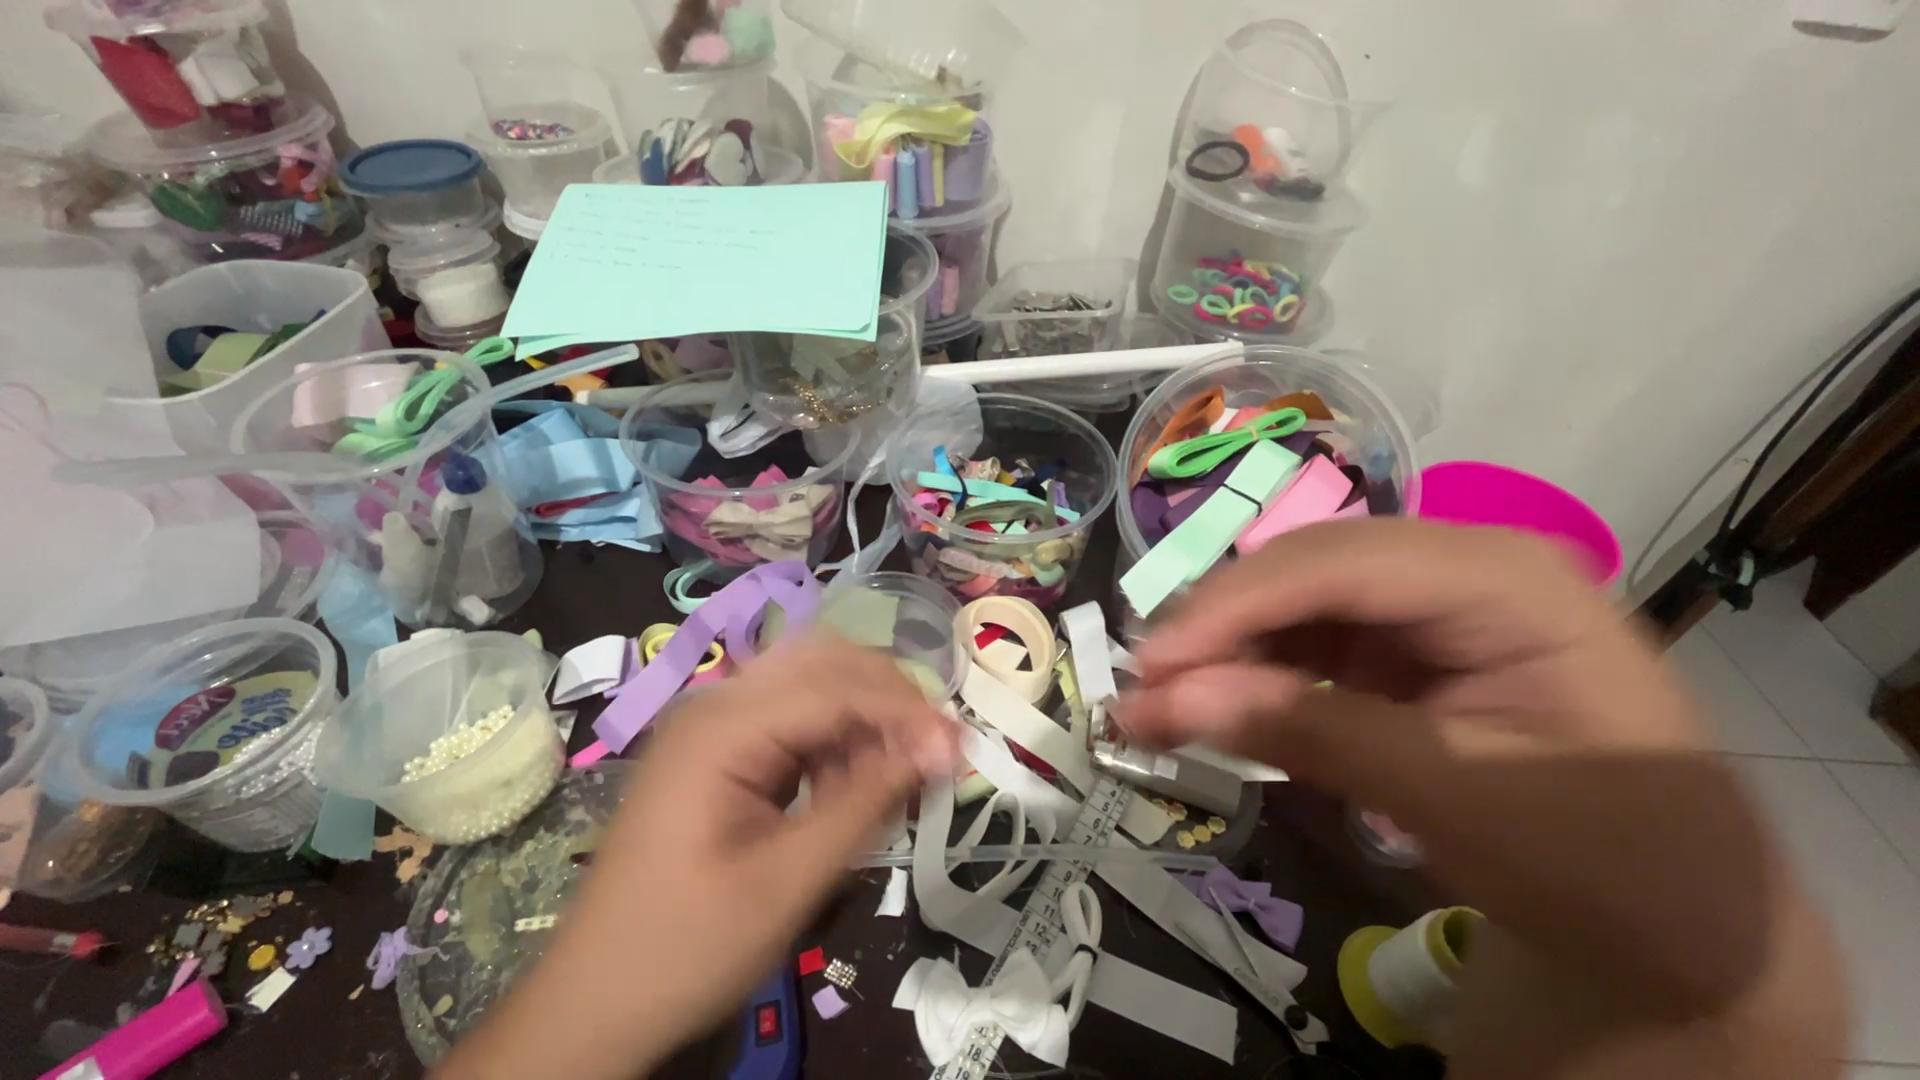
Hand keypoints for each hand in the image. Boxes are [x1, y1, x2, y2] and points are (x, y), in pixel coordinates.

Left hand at [435, 635, 955, 1079]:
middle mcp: (717, 705)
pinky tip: (852, 787)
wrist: (594, 1002)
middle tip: (934, 756)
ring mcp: (714, 726)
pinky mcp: (720, 753)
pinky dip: (834, 743)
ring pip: (812, 686)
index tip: (961, 750)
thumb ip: (866, 802)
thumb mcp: (789, 880)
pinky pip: (792, 721)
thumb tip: (940, 745)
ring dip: (863, 720)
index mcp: (723, 726)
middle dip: (887, 700)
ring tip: (896, 781)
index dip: (907, 712)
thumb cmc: (687, 947)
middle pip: (824, 663)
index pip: (837, 687)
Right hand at [1112, 520, 1786, 1016]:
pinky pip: (1309, 649)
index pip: (1339, 563)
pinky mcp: (1405, 655)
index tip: (1151, 663)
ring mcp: (1431, 612)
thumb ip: (1311, 732)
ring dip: (1224, 654)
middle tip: (1139, 688)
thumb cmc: (1602, 861)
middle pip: (1307, 572)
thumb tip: (1167, 696)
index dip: (1233, 605)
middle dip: (1218, 627)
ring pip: (1296, 607)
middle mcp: (1461, 572)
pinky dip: (1253, 680)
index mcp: (1505, 579)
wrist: (1680, 932)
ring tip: (1157, 706)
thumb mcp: (1457, 797)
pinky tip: (1211, 710)